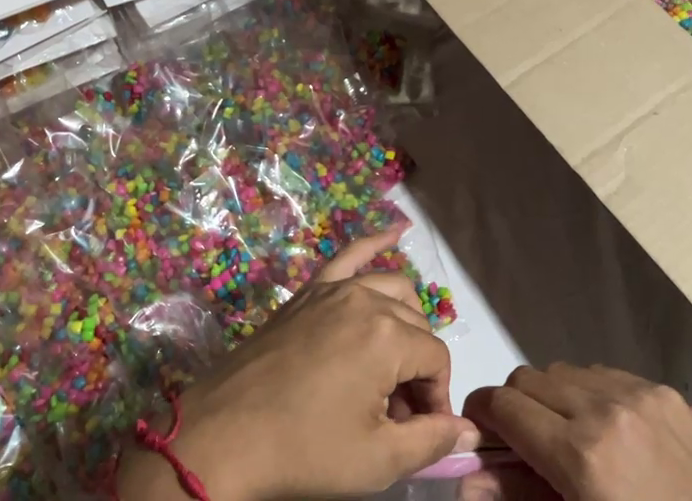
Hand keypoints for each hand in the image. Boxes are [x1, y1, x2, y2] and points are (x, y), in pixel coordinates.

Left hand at [116, 226, 478, 500]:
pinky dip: (374, 242)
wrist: (223, 438)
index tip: (416, 433)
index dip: (435, 399)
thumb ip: (432, 442)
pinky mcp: (306, 293)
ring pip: (391, 291)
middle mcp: (364, 300)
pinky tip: (397, 231)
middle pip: (416, 327)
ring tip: (394, 367)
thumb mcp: (377, 460)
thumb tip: (468, 430)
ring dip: (404, 324)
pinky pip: (347, 256)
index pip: (437, 361)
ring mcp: (331, 290)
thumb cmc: (303, 451)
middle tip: (396, 415)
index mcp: (387, 336)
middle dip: (417, 370)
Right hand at [461, 365, 691, 500]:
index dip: (483, 415)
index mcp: (580, 454)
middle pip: (528, 379)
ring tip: (571, 435)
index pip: (503, 405)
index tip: (481, 432)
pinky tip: (607, 429)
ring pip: (564, 371)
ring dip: (554, 397)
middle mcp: (605, 410)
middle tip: (526, 442)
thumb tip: (466, 480)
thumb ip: (517, 497)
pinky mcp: (664, 392)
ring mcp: (639, 395)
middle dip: (516, 406)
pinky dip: (591, 393)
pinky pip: (605, 373)